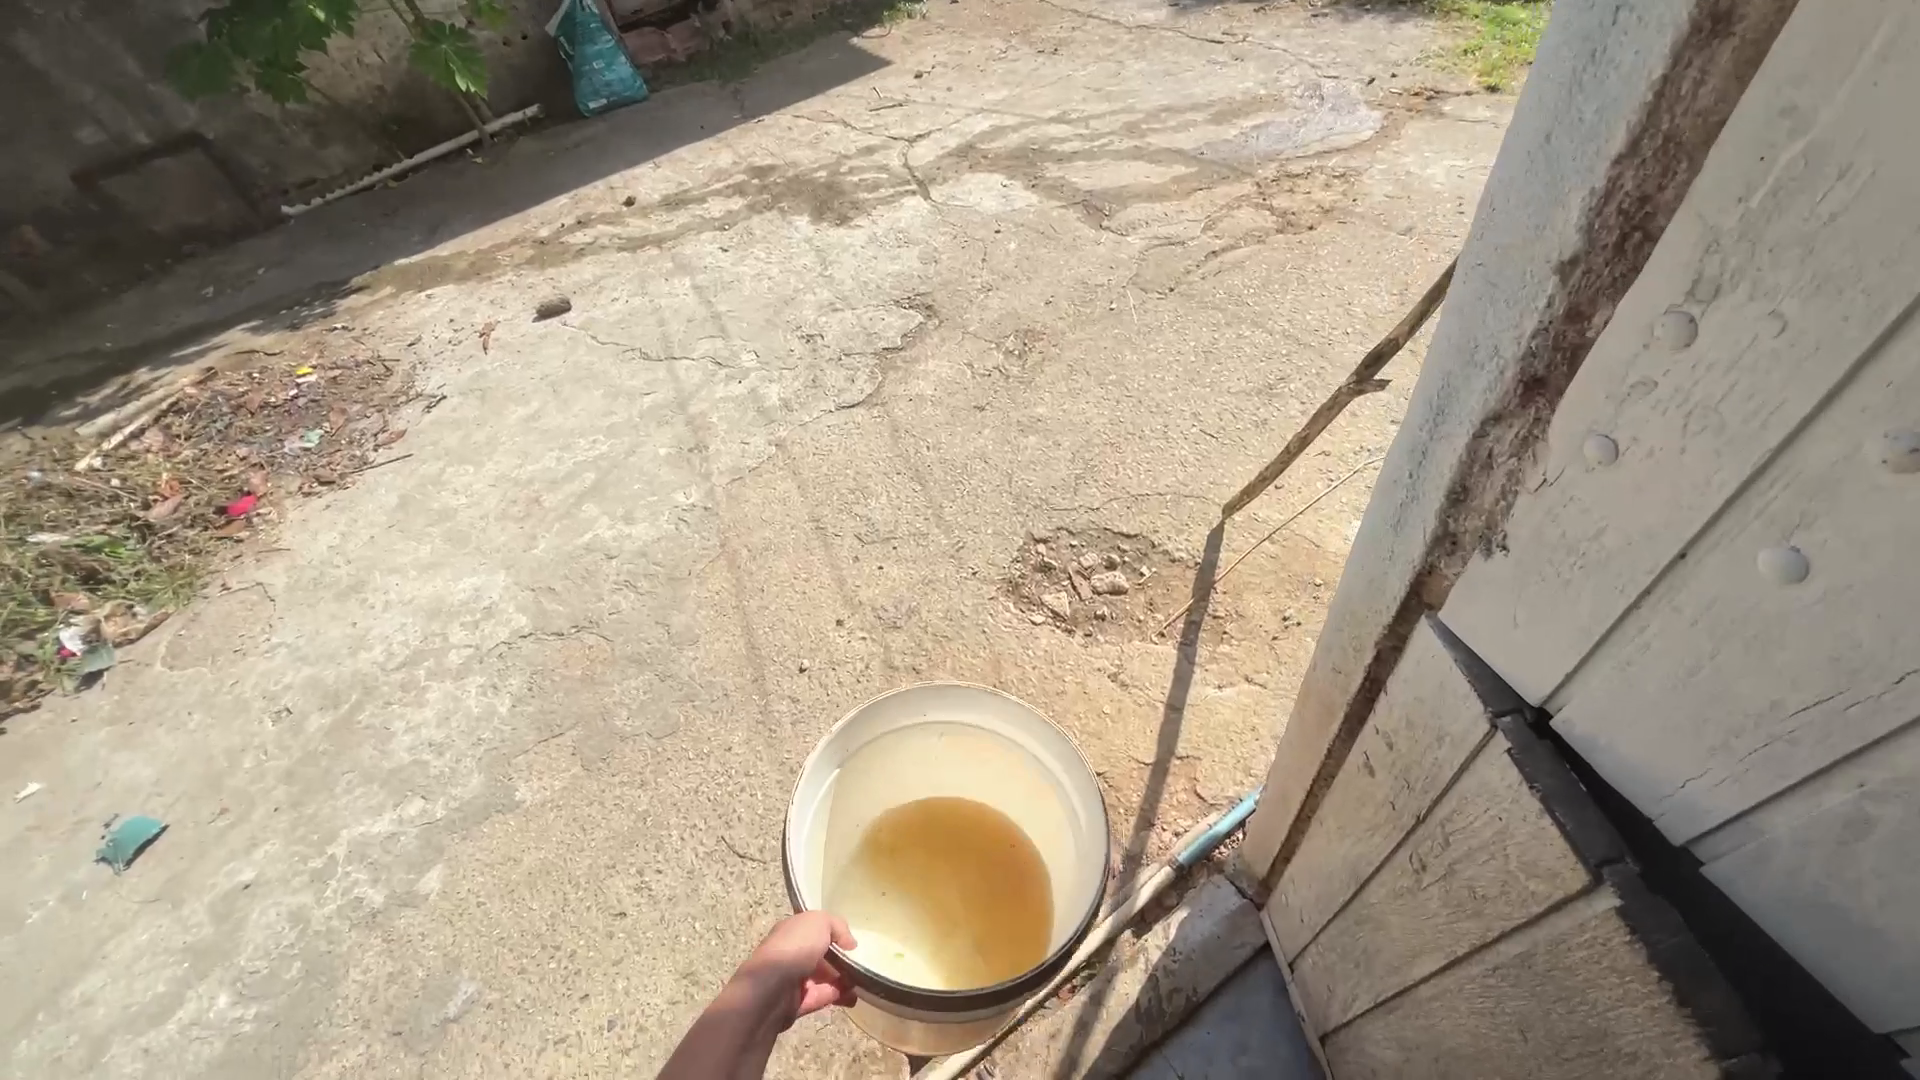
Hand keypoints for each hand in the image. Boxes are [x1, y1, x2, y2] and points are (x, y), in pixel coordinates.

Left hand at [734, 912, 858, 1028]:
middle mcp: (791, 953)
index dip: (834, 934)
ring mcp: (792, 979)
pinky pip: (820, 997)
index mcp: (792, 931)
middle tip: (860, 965)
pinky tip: (852, 997)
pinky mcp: (795, 1003)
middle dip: (840, 960)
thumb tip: (850, 943)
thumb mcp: (820, 922)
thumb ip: (838, 926)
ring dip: (842, 980)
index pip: (814, 929)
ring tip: (861, 984)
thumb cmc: (795, 948)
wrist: (770, 989)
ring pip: (822, 978)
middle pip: (820, 955)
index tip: (851, 944)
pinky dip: (836, 996)